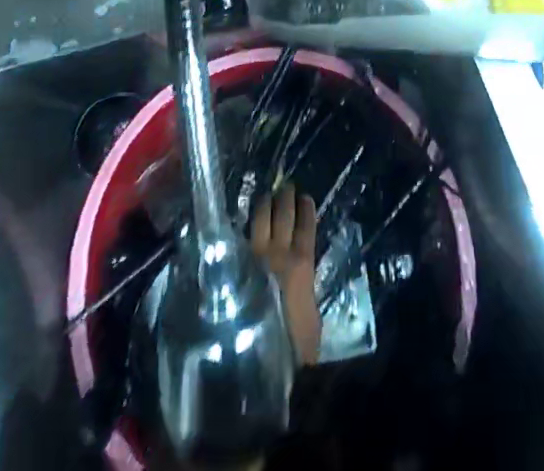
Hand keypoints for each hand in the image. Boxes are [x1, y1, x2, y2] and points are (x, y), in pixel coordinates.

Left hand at [249, 184, 320, 365]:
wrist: (259, 357)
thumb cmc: (294, 343)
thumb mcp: (312, 318)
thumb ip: (306, 293)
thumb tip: (300, 285)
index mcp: (302, 264)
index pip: (306, 227)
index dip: (306, 210)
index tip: (305, 196)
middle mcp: (277, 253)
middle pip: (282, 216)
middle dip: (285, 198)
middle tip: (285, 187)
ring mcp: (251, 257)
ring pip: (259, 220)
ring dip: (264, 205)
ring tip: (265, 196)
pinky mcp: (231, 267)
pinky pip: (237, 238)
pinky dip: (239, 227)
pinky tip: (238, 222)